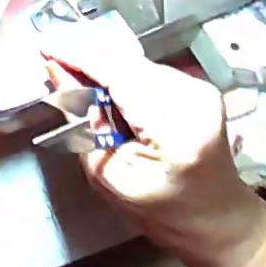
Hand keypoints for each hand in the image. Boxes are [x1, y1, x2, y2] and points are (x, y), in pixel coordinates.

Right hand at [42, 21, 265, 266]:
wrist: (219, 220)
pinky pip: (146, 69)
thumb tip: (58, 71)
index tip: (46, 46)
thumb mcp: (110, 176)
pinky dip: (122, 76)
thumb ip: (83, 121)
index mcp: (176, 131)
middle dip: (86, 60)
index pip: (118, 75)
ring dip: (103, 68)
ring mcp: (199, 88)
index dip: (78, 57)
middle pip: (125, 62)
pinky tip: (111, 94)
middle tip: (54, 64)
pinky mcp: (198, 85)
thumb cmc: (163, 213)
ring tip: (81, 87)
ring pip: (133, 62)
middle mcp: (193, 99)